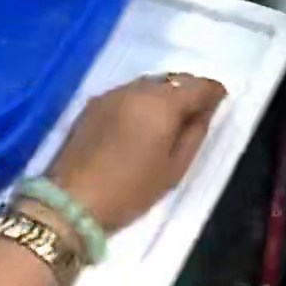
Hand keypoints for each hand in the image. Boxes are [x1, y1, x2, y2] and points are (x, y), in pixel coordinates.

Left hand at [42, 74, 225, 235]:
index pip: (199, 85)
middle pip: (175, 78)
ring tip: (168, 116)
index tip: (220, 102)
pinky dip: (143, 99)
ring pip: (151, 83)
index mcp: (164, 103)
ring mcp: (113, 94)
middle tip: (196, 110)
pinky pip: (130, 92)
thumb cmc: (129, 191)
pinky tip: (140, 120)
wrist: (66, 207)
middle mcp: (140, 90)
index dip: (214, 92)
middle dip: (190, 90)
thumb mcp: (175, 168)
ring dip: (165, 93)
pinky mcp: (93, 105)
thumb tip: (206, 110)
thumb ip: (196, 132)